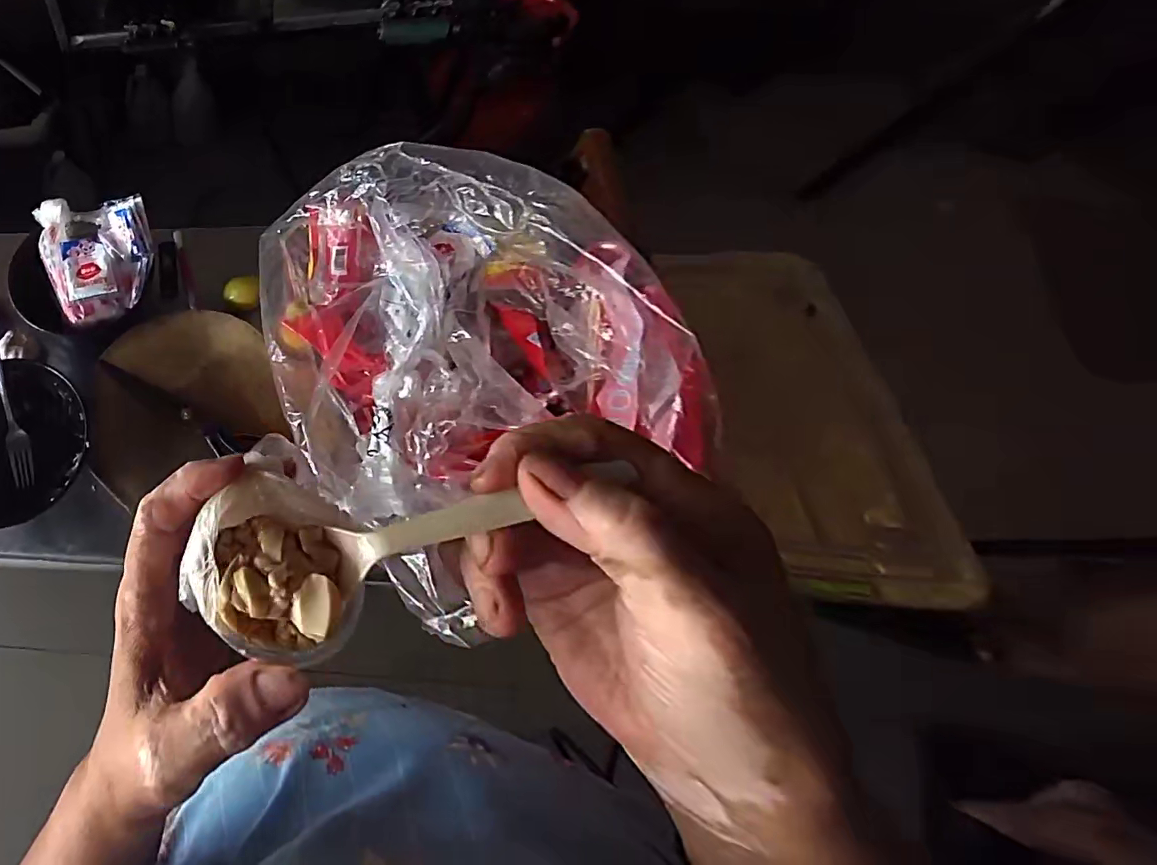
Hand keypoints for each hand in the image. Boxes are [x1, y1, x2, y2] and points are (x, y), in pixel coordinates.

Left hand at [23, 456, 310, 864]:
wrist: (132, 781)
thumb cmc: (140, 761)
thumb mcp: (175, 750)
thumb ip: (225, 720)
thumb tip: (293, 681)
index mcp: (143, 602)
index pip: (155, 521)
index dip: (190, 485)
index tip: (236, 469)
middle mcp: (164, 586)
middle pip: (187, 512)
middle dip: (232, 484)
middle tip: (286, 474)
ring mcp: (188, 596)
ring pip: (214, 532)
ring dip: (253, 508)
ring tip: (302, 497)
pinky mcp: (212, 612)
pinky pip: (239, 563)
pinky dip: (269, 546)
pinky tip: (305, 548)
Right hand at [460, 416, 887, 863]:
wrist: (727, 784)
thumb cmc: (740, 690)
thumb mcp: (693, 607)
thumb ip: (621, 530)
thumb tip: (534, 467)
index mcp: (672, 499)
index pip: (592, 441)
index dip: (537, 448)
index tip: (491, 484)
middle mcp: (618, 514)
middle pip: (536, 476)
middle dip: (498, 509)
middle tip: (486, 554)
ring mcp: (578, 550)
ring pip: (506, 517)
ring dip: (485, 552)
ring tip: (495, 607)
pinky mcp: (548, 587)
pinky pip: (497, 560)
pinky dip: (484, 582)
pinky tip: (497, 622)